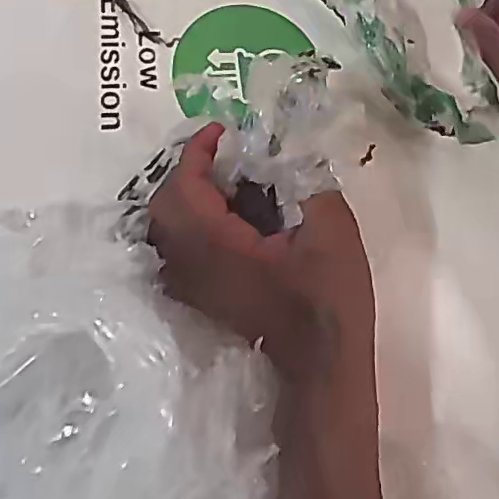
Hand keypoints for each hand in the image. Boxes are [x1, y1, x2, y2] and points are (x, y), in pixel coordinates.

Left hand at [149, 124, 373, 377]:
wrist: (322, 367)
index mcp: (217, 246)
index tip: (222, 130)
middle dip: (190, 169)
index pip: (185, 186)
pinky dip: (198, 218)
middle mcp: (192, 266)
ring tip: (233, 181)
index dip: (197, 151)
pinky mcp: (205, 295)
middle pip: (165, 204)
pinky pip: (183, 245)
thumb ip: (310, 182)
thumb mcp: (333, 230)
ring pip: (170, 226)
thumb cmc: (327, 300)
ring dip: (192, 194)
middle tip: (225, 155)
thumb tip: (293, 151)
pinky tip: (237, 215)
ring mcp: (194, 285)